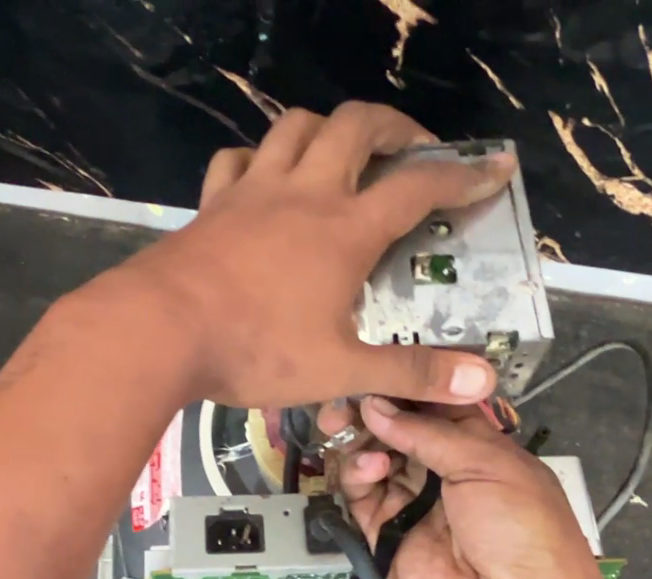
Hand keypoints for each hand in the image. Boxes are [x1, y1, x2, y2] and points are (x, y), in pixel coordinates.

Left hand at [88, 102, 514, 408]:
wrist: (159, 332)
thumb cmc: (255, 352)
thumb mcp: (340, 371)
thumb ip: (409, 372)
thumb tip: (480, 379)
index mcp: (345, 231)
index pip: (417, 186)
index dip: (462, 175)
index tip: (492, 169)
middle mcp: (304, 195)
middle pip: (357, 127)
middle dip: (395, 126)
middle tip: (413, 148)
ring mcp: (252, 192)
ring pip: (295, 127)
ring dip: (327, 128)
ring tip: (342, 152)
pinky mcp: (211, 205)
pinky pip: (235, 160)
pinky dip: (256, 158)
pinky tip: (261, 178)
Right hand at [322, 397, 629, 578]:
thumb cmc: (522, 530)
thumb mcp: (490, 466)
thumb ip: (429, 432)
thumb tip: (377, 406)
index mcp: (480, 451)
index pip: (433, 410)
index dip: (406, 389)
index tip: (377, 366)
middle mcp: (441, 474)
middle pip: (396, 432)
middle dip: (372, 411)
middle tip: (347, 398)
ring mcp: (410, 504)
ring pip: (371, 459)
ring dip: (358, 439)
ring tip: (346, 427)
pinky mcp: (383, 535)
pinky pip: (359, 497)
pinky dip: (357, 475)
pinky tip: (368, 467)